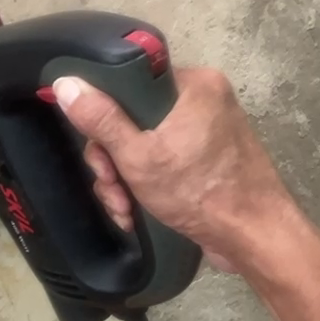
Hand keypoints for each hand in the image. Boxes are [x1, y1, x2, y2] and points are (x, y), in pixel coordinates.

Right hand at [54, 67, 294, 273]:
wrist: (255, 238)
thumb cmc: (200, 193)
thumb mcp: (137, 156)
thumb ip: (100, 120)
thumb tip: (65, 84)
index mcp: (192, 85)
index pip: (128, 83)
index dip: (102, 115)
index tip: (98, 148)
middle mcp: (202, 99)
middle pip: (131, 118)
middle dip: (113, 160)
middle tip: (111, 185)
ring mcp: (206, 129)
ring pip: (141, 143)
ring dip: (123, 179)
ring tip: (124, 208)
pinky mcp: (207, 156)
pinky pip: (162, 158)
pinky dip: (145, 183)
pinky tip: (136, 210)